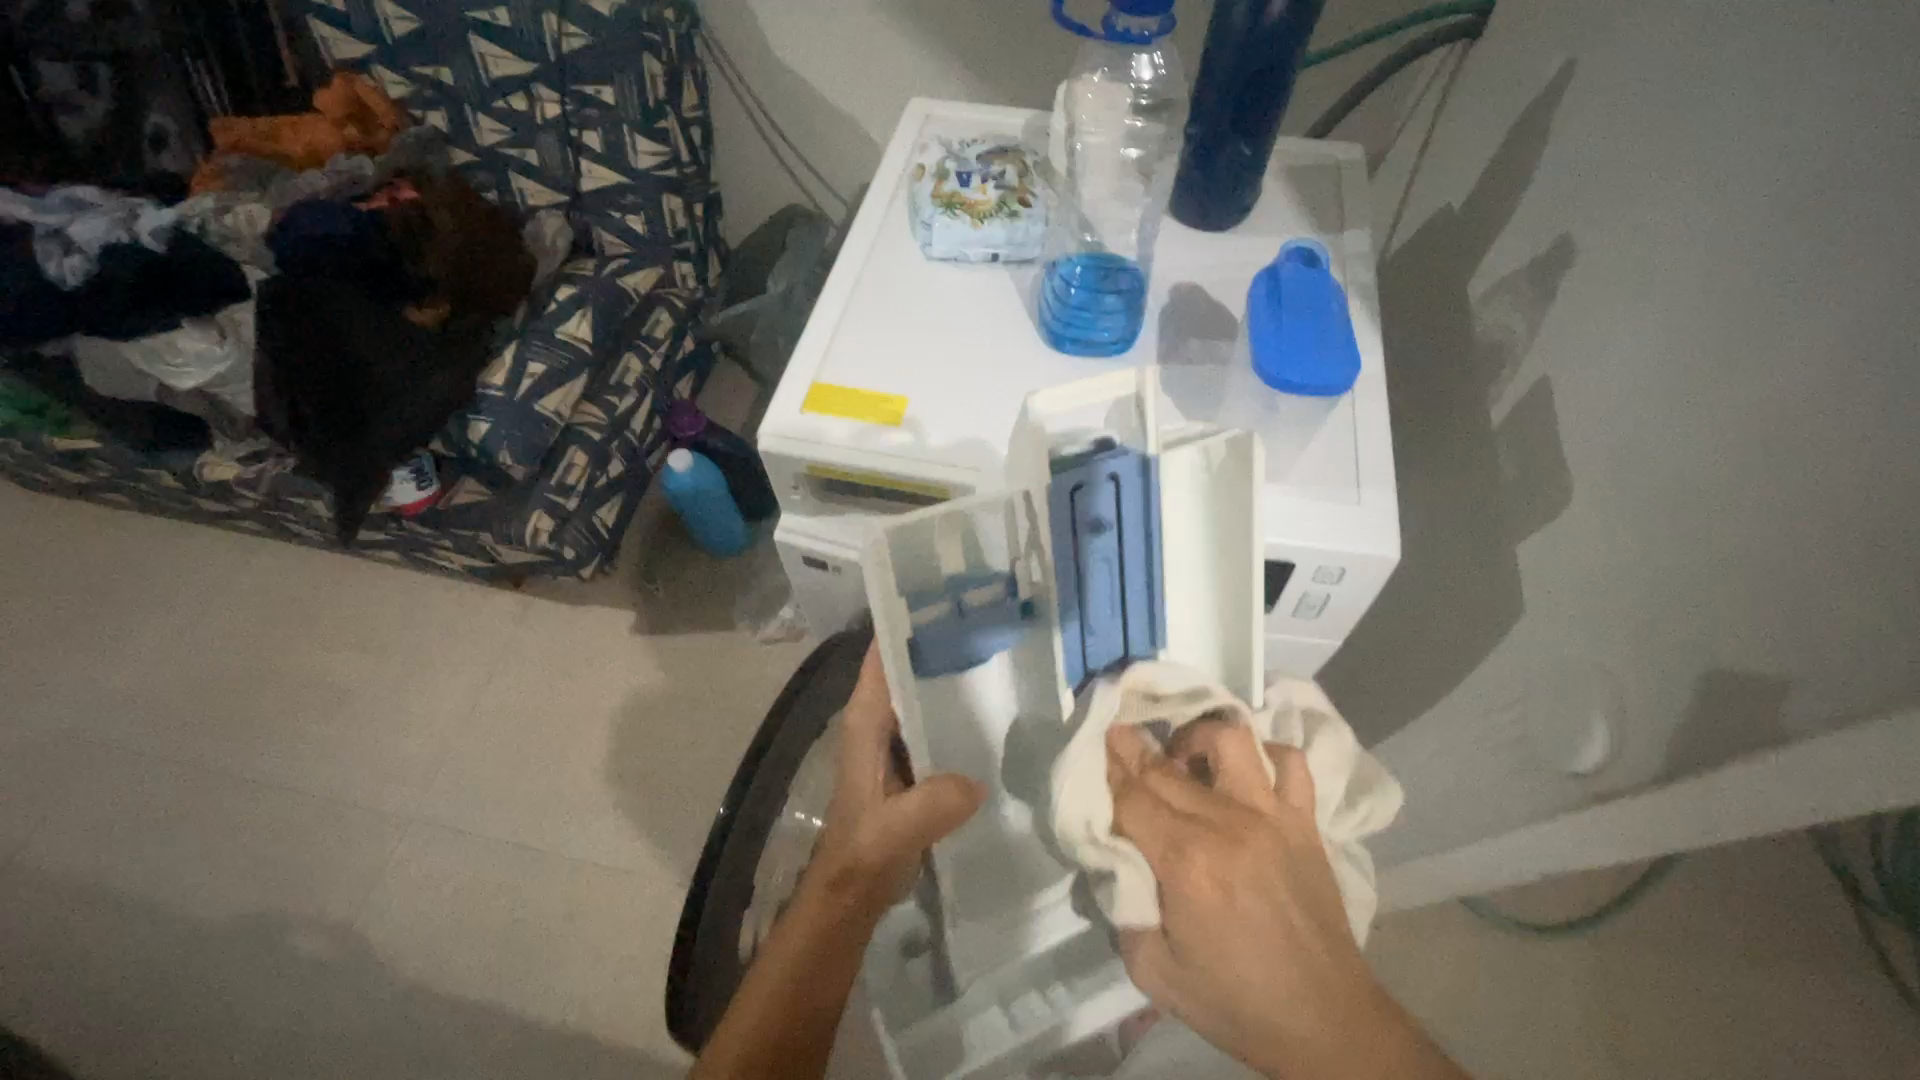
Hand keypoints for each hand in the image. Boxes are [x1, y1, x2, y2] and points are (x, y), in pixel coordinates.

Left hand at [804, 643, 984, 923]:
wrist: (854, 892)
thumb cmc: (864, 853)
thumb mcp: (895, 830)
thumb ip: (931, 804)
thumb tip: (976, 782)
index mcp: (866, 721)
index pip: (883, 656)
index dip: (908, 624)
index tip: (947, 597)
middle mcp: (878, 721)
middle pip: (907, 667)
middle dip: (940, 643)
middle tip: (991, 620)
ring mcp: (894, 741)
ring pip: (923, 693)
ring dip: (951, 675)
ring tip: (1000, 653)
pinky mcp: (911, 762)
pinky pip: (936, 722)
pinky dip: (958, 712)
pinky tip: (995, 712)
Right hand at [1107, 721, 1415, 1078]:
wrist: (1324, 1022)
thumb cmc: (1232, 1001)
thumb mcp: (1152, 970)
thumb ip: (1119, 906)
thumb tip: (1106, 857)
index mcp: (1185, 863)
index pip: (1130, 796)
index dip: (1105, 771)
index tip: (1089, 748)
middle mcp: (1227, 825)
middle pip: (1165, 766)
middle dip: (1131, 748)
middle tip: (1115, 733)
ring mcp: (1272, 818)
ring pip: (1230, 740)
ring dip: (1197, 738)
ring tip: (1183, 757)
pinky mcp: (1305, 824)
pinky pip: (1290, 763)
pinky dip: (1265, 754)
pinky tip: (1244, 772)